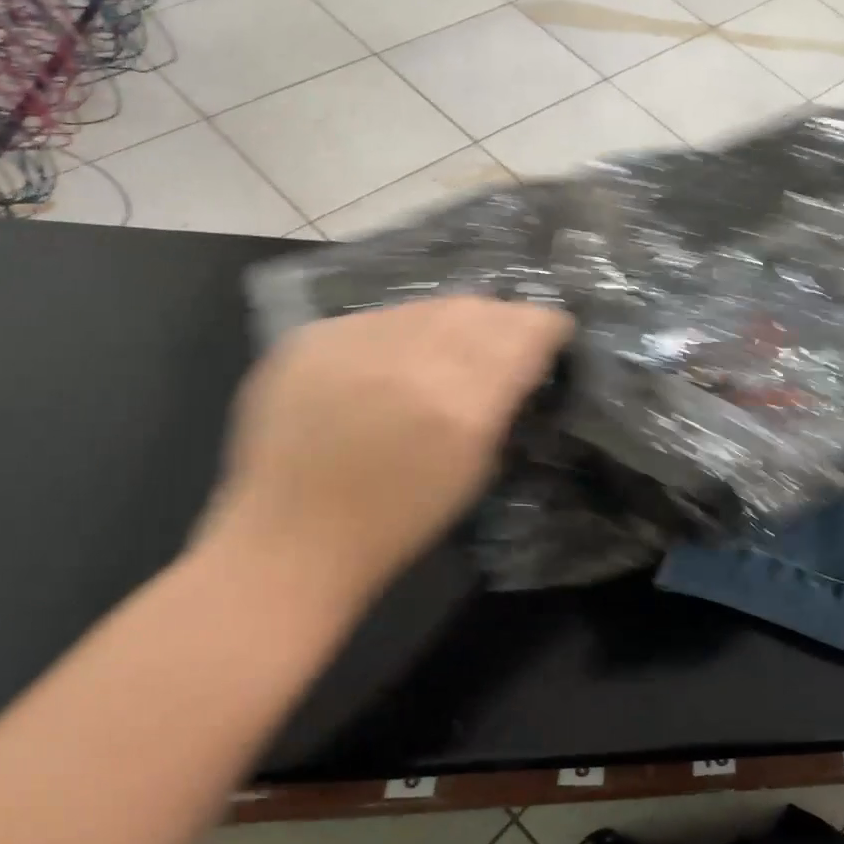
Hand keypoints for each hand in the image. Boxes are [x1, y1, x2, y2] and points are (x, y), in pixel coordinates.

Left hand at [200, 297, 572, 605]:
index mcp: (465, 400)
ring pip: (430, 305)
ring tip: (448, 354)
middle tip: (506, 344)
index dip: (548, 329)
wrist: (290, 539)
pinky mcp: (311, 338)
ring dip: (452, 323)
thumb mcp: (481, 464)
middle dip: (503, 321)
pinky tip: (391, 366)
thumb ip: (505, 402)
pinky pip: (379, 317)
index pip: (528, 327)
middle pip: (482, 308)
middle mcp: (414, 358)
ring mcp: (356, 341)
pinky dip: (399, 334)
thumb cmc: (402, 518)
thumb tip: (523, 360)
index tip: (554, 339)